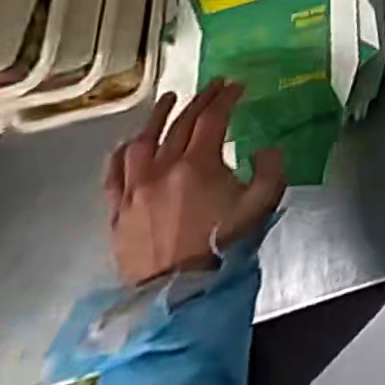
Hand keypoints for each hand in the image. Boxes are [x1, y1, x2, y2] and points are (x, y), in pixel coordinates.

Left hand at [105, 80, 286, 286]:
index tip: (237, 86)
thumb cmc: (224, 249)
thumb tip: (262, 149)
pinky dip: (121, 154)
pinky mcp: (118, 213)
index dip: (226, 98)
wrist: (181, 298)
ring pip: (143, 142)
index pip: (212, 118)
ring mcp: (135, 190)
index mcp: (197, 165)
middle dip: (200, 100)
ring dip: (157, 117)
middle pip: (181, 124)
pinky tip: (129, 144)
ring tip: (168, 100)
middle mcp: (162, 169)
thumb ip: (270, 169)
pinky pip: (114, 175)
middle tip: (213, 86)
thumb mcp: (262, 206)